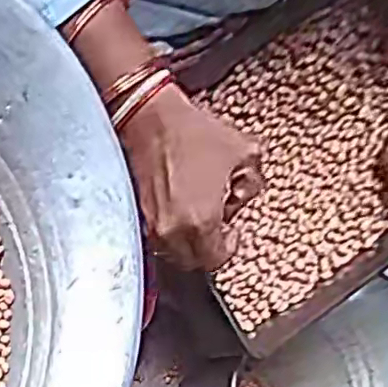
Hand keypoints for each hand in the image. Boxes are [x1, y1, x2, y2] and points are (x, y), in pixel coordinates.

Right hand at [119, 88, 264, 270]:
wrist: (150, 125)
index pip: (215, 258)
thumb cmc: (191, 135)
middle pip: (191, 262)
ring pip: (171, 252)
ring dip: (186, 240)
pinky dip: (169, 230)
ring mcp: (150, 229)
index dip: (228, 247)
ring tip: (195, 213)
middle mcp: (172, 233)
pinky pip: (156, 238)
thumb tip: (240, 199)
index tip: (232, 234)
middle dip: (206, 247)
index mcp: (201, 222)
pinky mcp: (137, 221)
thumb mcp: (243, 152)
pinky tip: (176, 207)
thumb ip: (250, 184)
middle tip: (216, 226)